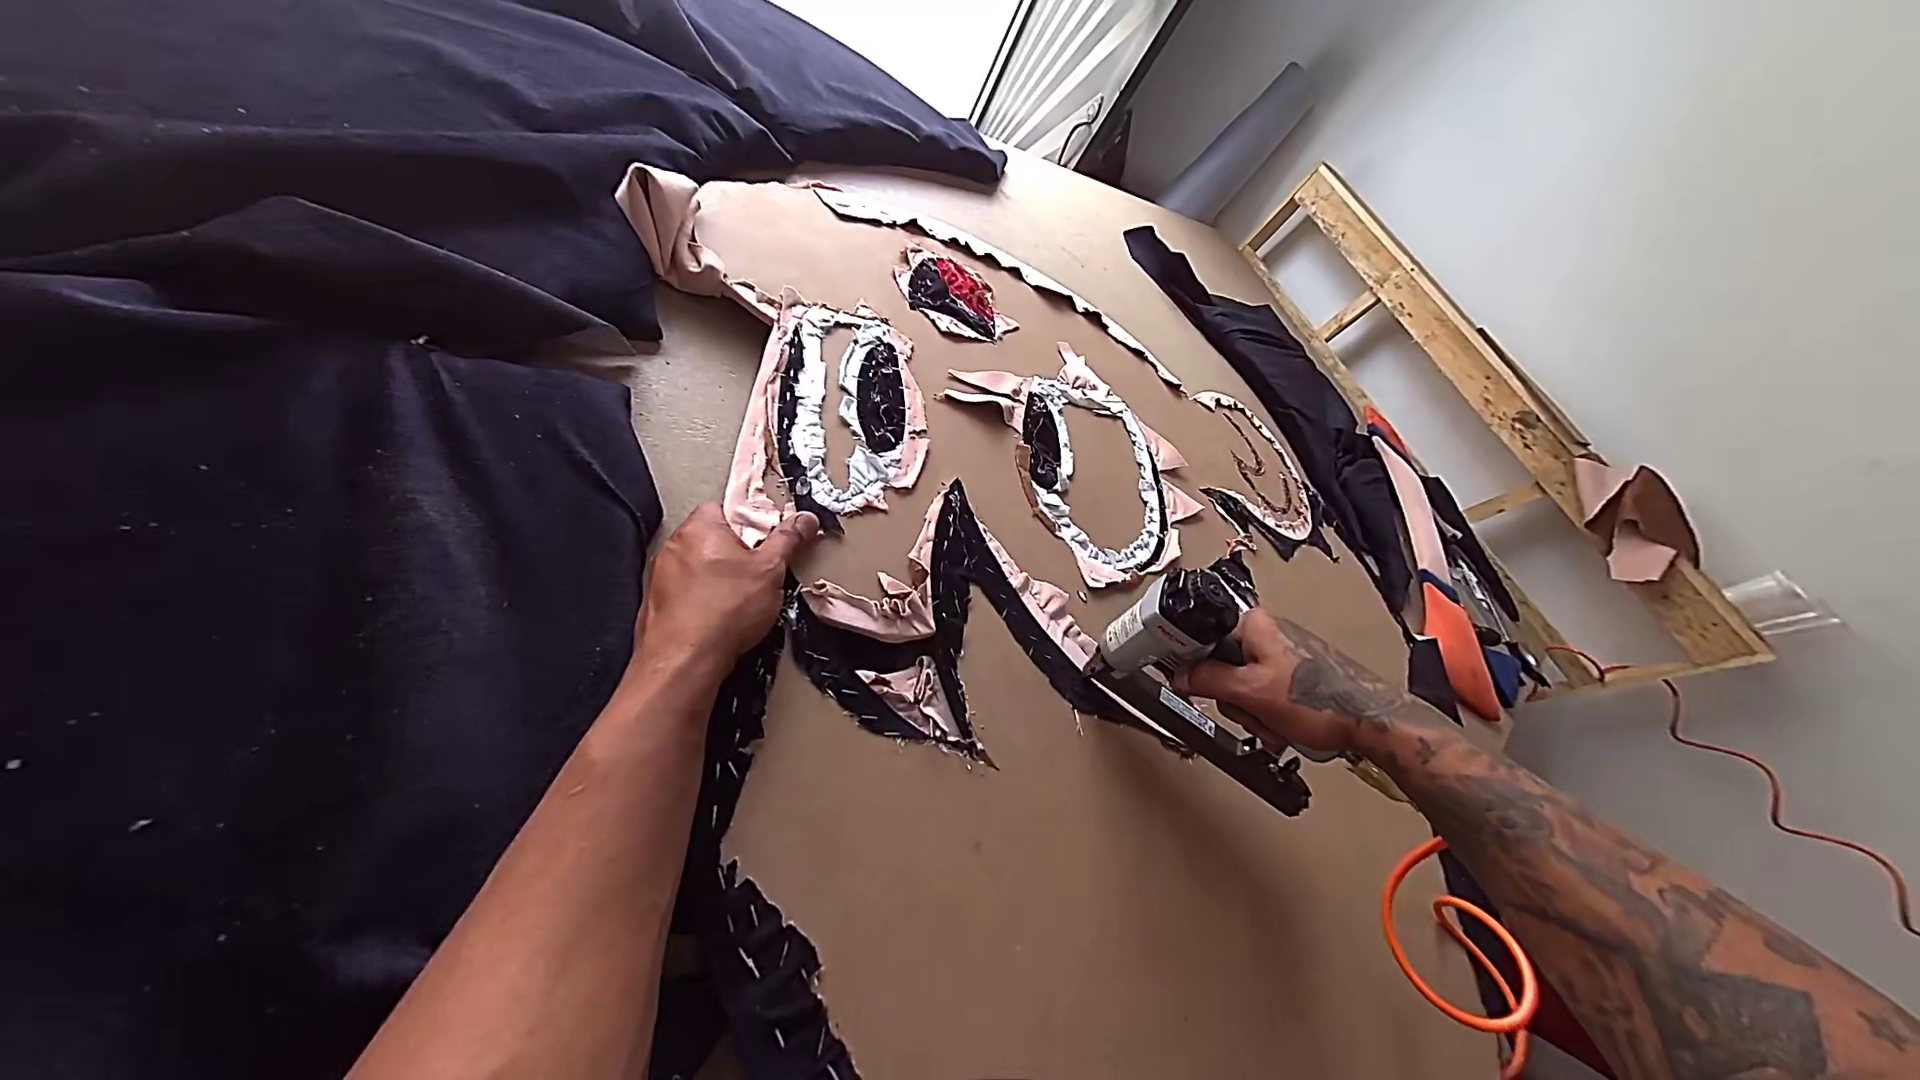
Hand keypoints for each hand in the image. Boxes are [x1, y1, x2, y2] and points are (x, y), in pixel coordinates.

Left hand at [633, 502, 817, 678]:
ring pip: (702, 566)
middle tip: (763, 570)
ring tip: (745, 599)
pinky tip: (724, 616)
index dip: (754, 521)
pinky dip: (706, 599)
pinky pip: (689, 591)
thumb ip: (788, 539)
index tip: (772, 539)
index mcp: (700, 527)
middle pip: (715, 536)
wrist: (684, 661)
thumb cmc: (722, 611)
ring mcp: (662, 576)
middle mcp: (674, 545)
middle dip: (740, 551)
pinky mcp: (659, 604)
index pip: (729, 506)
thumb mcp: (770, 570)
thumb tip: (804, 520)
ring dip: (722, 577)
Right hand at [1169, 609, 1405, 754]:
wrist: (1371, 723)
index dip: (1193, 664)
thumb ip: (1207, 680)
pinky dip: (1268, 713)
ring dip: (1252, 711)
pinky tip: (1284, 723)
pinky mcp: (1293, 675)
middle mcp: (1267, 632)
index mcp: (1253, 623)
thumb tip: (1178, 675)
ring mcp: (1281, 655)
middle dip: (1233, 698)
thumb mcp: (1251, 692)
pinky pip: (1261, 693)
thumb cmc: (1323, 700)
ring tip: (1274, 720)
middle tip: (1250, 709)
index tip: (1189, 682)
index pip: (1202, 636)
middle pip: (1220, 666)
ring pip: (1241, 685)